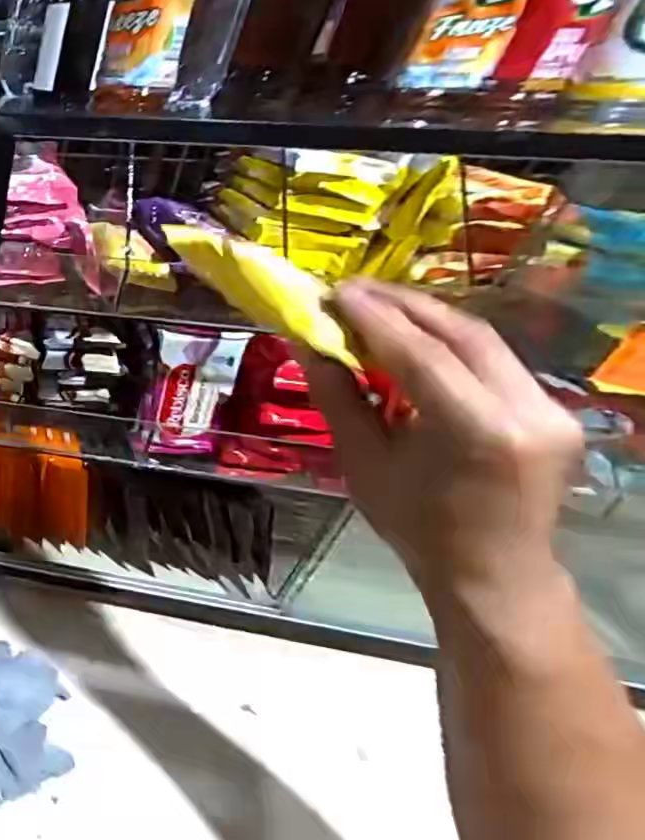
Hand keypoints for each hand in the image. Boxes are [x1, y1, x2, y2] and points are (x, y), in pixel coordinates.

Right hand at [299, 279, 582, 598]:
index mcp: (476, 429)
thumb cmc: (411, 518)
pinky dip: (444, 340)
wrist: (490, 566)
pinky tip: (408, 336)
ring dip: (424, 317)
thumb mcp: (359, 456)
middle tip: (348, 290)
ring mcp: (548, 410)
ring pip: (483, 342)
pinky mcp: (548, 411)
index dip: (373, 316)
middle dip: (402, 304)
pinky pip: (492, 359)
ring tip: (372, 305)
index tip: (332, 292)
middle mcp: (526, 411)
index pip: (421, 352)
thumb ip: (337, 393)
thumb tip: (306, 342)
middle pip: (464, 335)